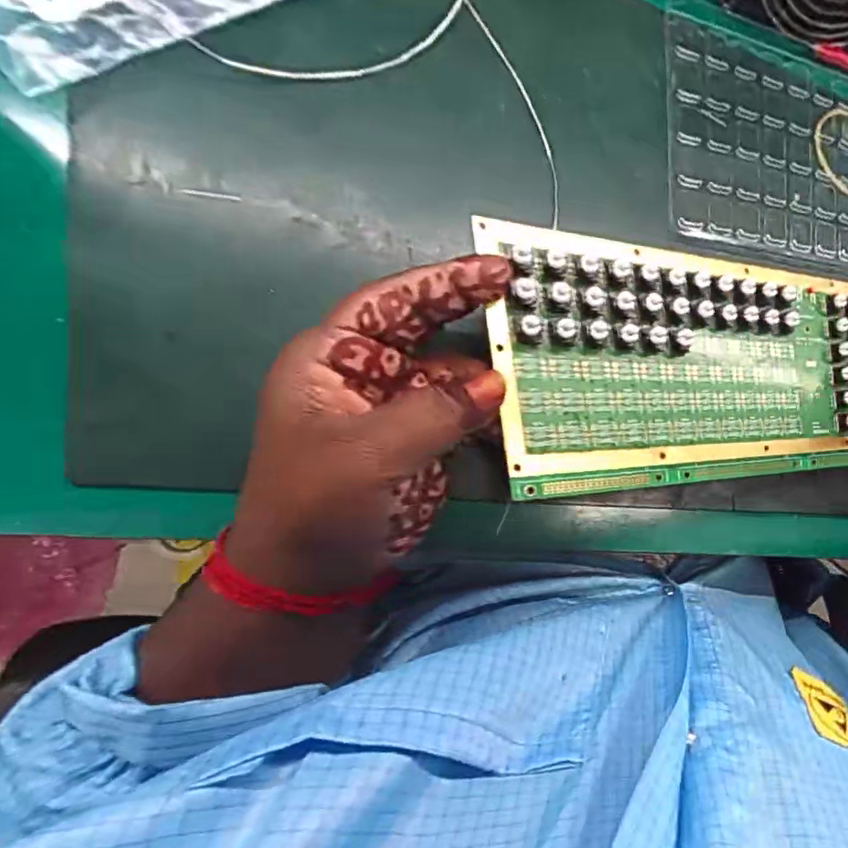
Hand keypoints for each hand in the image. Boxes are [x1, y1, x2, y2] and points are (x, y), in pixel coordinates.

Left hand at [223, 254, 513, 593]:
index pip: (393, 304)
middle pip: (430, 334)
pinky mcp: (423, 446)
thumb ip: (434, 413)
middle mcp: (370, 376)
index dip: (443, 283)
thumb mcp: (369, 454)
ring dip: (491, 376)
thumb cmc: (317, 506)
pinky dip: (490, 416)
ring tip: (538, 366)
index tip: (496, 270)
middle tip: (527, 307)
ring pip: (454, 379)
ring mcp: (400, 412)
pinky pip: (463, 418)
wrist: (309, 576)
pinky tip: (521, 413)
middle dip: (475, 321)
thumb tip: (497, 383)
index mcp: (335, 359)